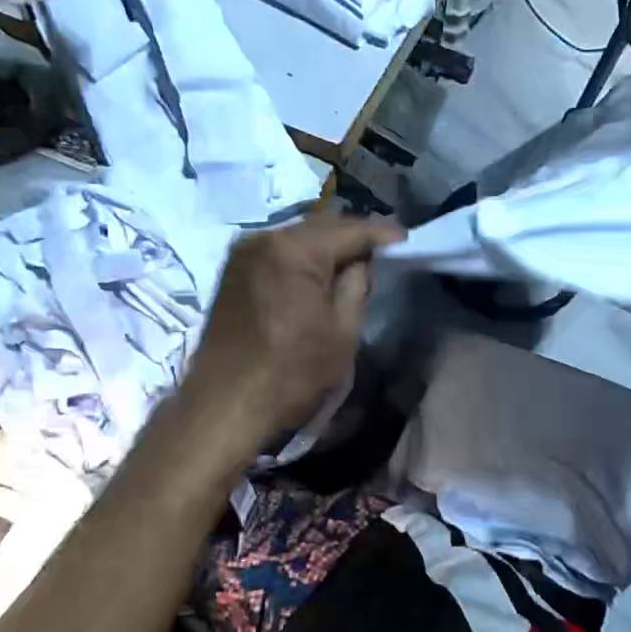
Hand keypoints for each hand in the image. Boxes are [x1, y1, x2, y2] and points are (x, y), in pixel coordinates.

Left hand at [179, 212, 401, 438]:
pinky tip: (317, 272)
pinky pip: (277, 251)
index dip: (381, 234)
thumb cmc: (291, 372)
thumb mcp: (342, 331)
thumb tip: (361, 261)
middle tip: (382, 250)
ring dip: (325, 246)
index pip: (350, 231)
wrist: (225, 405)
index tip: (405, 240)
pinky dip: (301, 257)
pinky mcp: (232, 271)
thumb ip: (357, 284)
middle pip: (321, 226)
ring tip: (352, 261)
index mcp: (295, 249)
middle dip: (352, 236)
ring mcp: (243, 253)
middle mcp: (264, 238)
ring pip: (297, 237)